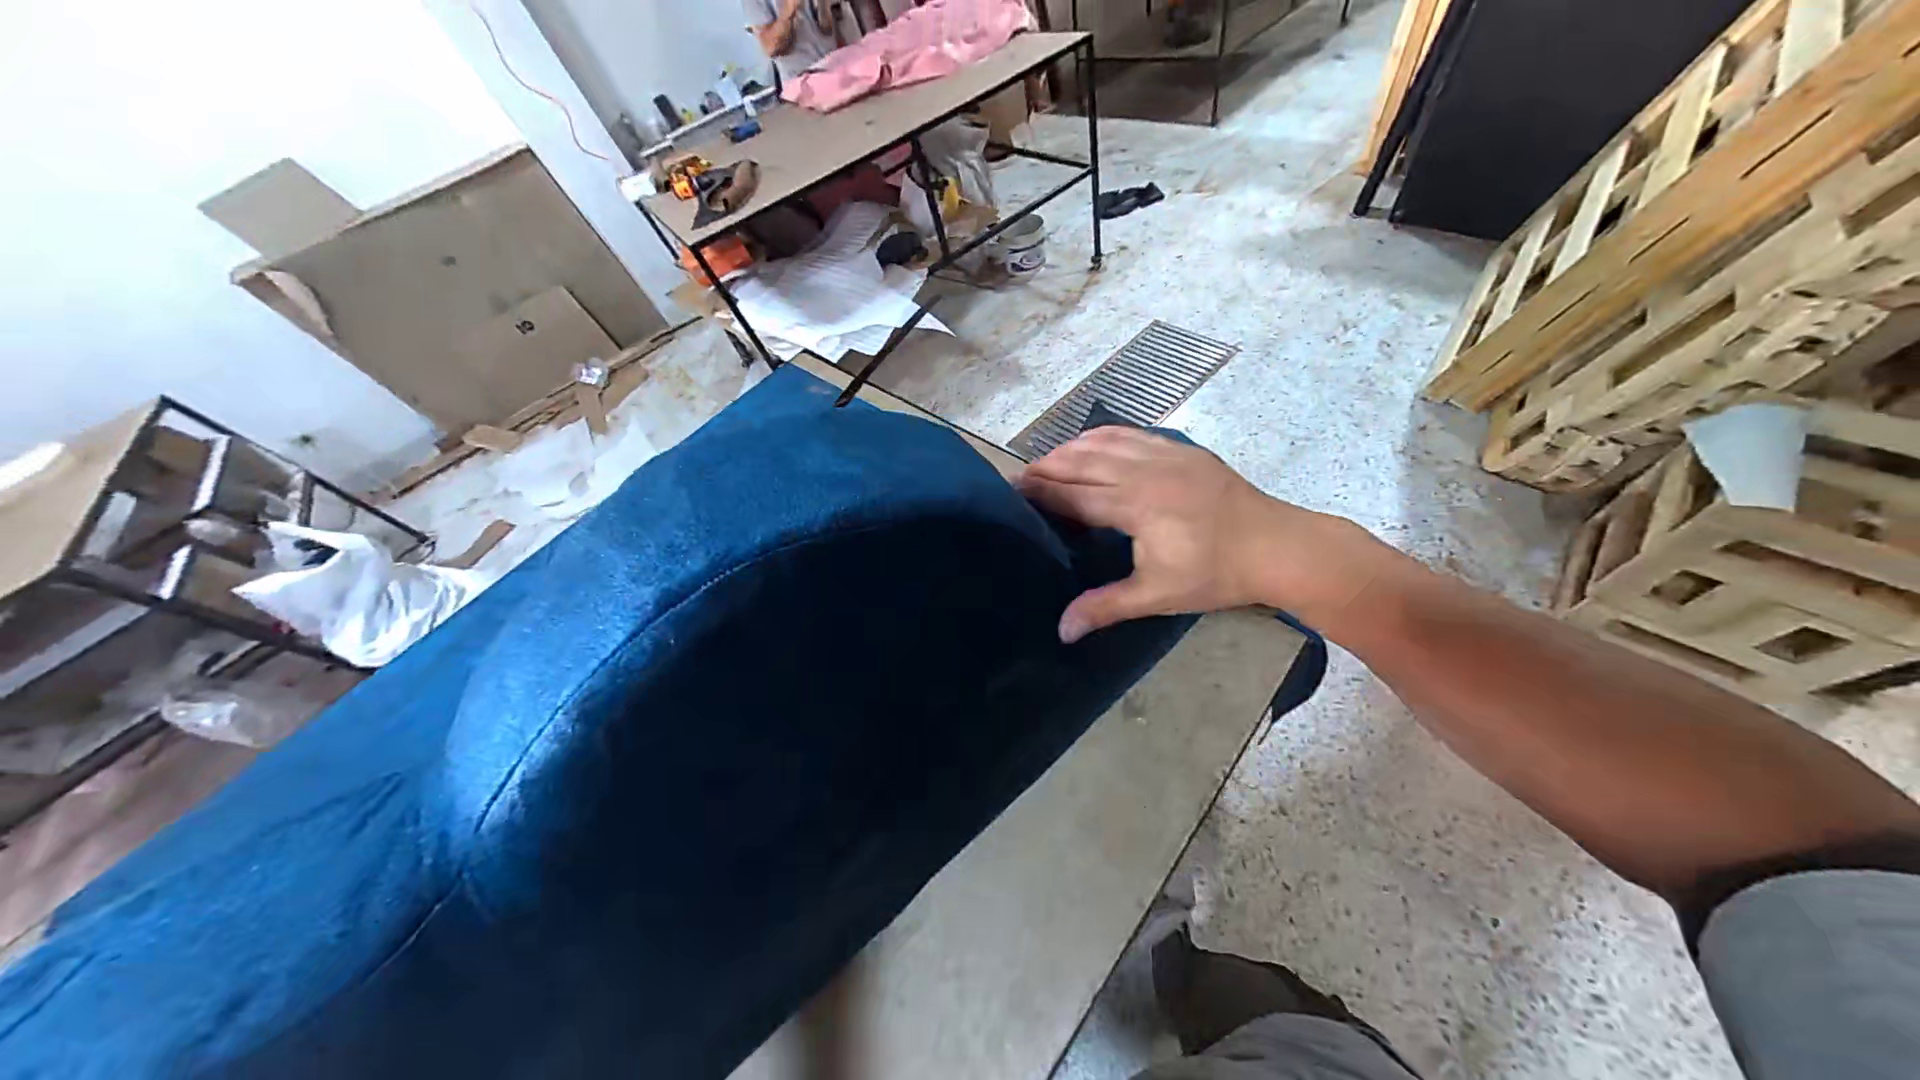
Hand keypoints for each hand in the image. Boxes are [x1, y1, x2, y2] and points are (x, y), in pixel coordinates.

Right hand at [1014, 427, 1402, 641]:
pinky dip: (1103, 436)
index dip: (1040, 491)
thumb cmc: (1216, 574)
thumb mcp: (1158, 596)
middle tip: (1020, 476)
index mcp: (1135, 505)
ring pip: (1104, 441)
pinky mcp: (1183, 449)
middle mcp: (1144, 470)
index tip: (1012, 490)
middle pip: (1081, 460)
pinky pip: (1132, 433)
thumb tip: (1061, 630)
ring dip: (1071, 448)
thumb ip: (1105, 606)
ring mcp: (1166, 454)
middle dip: (1047, 466)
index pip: (1073, 493)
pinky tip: (1093, 444)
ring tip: (1049, 461)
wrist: (1279, 547)